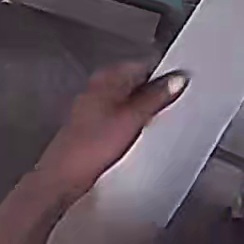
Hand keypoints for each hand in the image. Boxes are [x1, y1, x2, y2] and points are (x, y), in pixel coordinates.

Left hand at [32, 62, 186, 201]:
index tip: (182, 85)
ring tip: (158, 120)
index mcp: (108, 76)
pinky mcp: (92, 124)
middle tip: (173, 104)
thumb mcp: (133, 117)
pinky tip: (139, 133)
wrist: (62, 179)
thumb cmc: (93, 145)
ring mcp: (94, 104)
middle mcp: (99, 85)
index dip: (166, 74)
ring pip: (129, 99)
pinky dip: (132, 119)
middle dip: (156, 92)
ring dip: (144, 107)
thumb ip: (157, 96)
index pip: (146, 64)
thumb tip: (178, 79)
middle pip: (137, 81)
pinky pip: (120, 114)